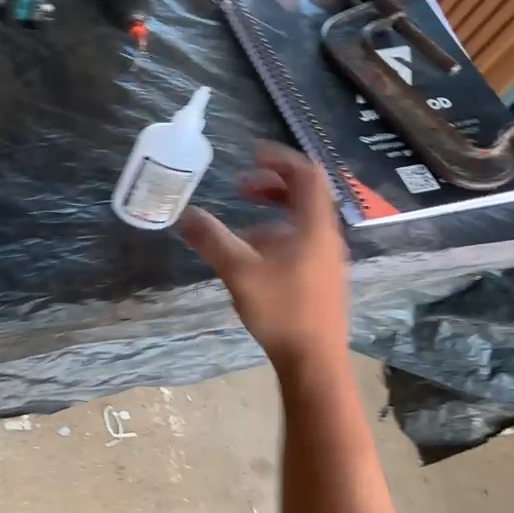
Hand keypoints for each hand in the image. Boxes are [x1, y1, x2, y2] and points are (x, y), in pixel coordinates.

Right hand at [180, 141, 349, 372]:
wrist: (314, 359)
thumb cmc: (282, 311)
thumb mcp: (240, 273)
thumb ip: (213, 241)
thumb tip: (186, 215)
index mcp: (314, 226)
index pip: (305, 174)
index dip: (279, 158)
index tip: (252, 152)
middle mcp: (326, 237)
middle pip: (305, 196)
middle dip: (272, 186)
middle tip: (241, 187)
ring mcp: (326, 260)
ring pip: (301, 223)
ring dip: (271, 216)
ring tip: (240, 231)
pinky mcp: (321, 280)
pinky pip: (300, 245)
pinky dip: (276, 239)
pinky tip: (252, 263)